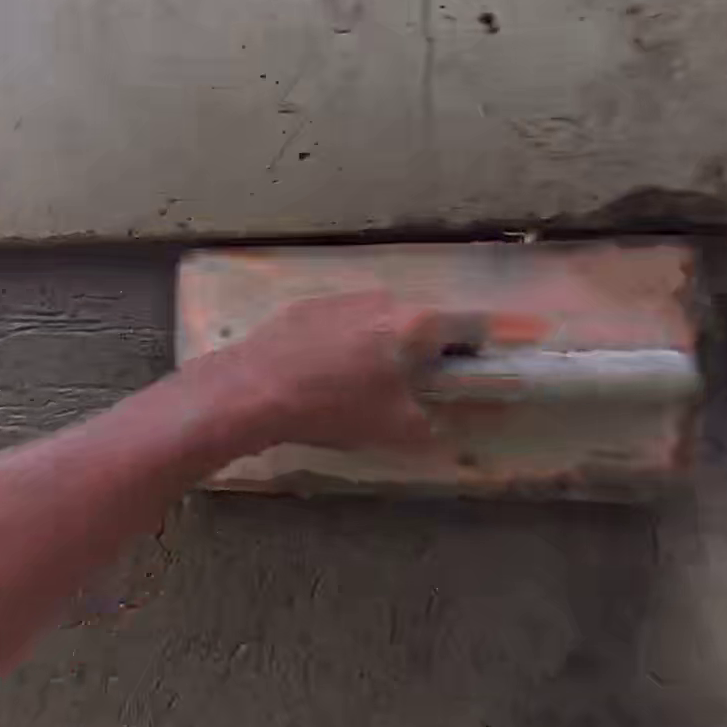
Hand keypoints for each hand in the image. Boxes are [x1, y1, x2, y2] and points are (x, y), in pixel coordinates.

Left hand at [208, 291, 476, 450]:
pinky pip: (341, 321)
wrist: (254, 389)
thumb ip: (430, 422)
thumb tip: (436, 421)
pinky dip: (343, 341)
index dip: (472, 349)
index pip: (467, 324)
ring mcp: (343, 297)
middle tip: (407, 384)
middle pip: (419, 321)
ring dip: (380, 344)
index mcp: (414, 323)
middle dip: (421, 350)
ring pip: (378, 320)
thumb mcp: (394, 428)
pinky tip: (321, 370)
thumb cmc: (335, 407)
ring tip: (357, 380)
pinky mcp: (308, 303)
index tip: (462, 371)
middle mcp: (384, 299)